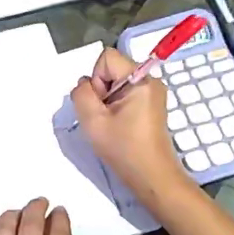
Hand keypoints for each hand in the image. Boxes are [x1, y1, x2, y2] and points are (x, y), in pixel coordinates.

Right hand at [70, 48, 186, 197]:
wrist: (152, 176)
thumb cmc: (124, 149)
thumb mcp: (92, 120)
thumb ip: (81, 94)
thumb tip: (85, 84)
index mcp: (140, 79)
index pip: (106, 57)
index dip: (96, 79)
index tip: (102, 105)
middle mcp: (150, 80)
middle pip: (112, 69)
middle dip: (101, 90)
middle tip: (105, 118)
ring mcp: (152, 93)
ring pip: (117, 83)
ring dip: (107, 101)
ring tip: (112, 124)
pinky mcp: (151, 105)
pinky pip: (125, 94)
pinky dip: (116, 107)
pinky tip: (118, 127)